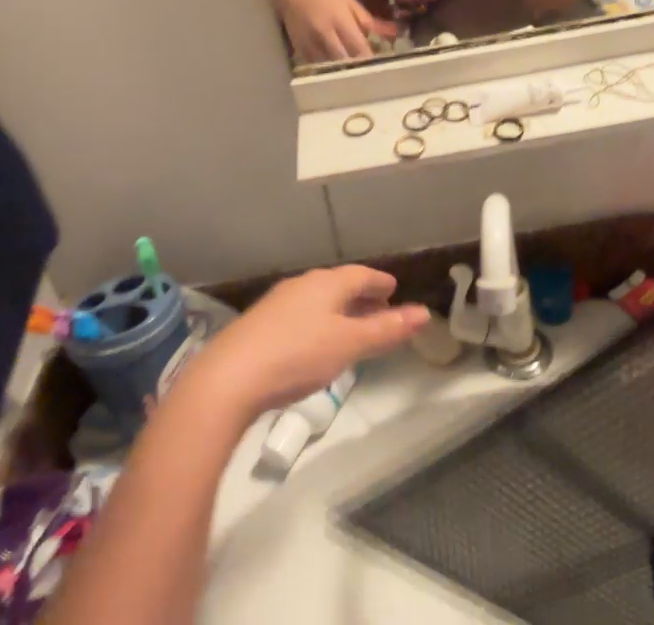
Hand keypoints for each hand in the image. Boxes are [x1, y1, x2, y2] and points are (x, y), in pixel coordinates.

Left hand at [182, 266, 428, 420]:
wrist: (229, 378)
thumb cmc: (298, 355)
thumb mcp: (350, 344)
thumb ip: (387, 330)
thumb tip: (424, 313)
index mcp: (325, 283)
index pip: (361, 275)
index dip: (380, 282)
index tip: (394, 288)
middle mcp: (301, 286)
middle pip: (338, 285)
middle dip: (362, 296)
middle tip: (381, 307)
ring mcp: (277, 304)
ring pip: (318, 301)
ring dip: (340, 310)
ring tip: (354, 327)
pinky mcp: (260, 326)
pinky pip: (301, 315)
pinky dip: (320, 322)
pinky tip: (319, 342)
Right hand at [269, 0, 394, 62]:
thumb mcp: (348, 0)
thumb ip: (368, 20)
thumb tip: (392, 32)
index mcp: (340, 21)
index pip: (359, 48)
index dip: (370, 60)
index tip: (380, 67)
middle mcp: (324, 35)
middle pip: (344, 61)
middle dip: (357, 69)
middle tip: (368, 74)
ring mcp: (309, 43)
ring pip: (329, 67)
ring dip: (341, 71)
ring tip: (353, 75)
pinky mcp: (298, 48)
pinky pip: (316, 65)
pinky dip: (326, 68)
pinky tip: (334, 69)